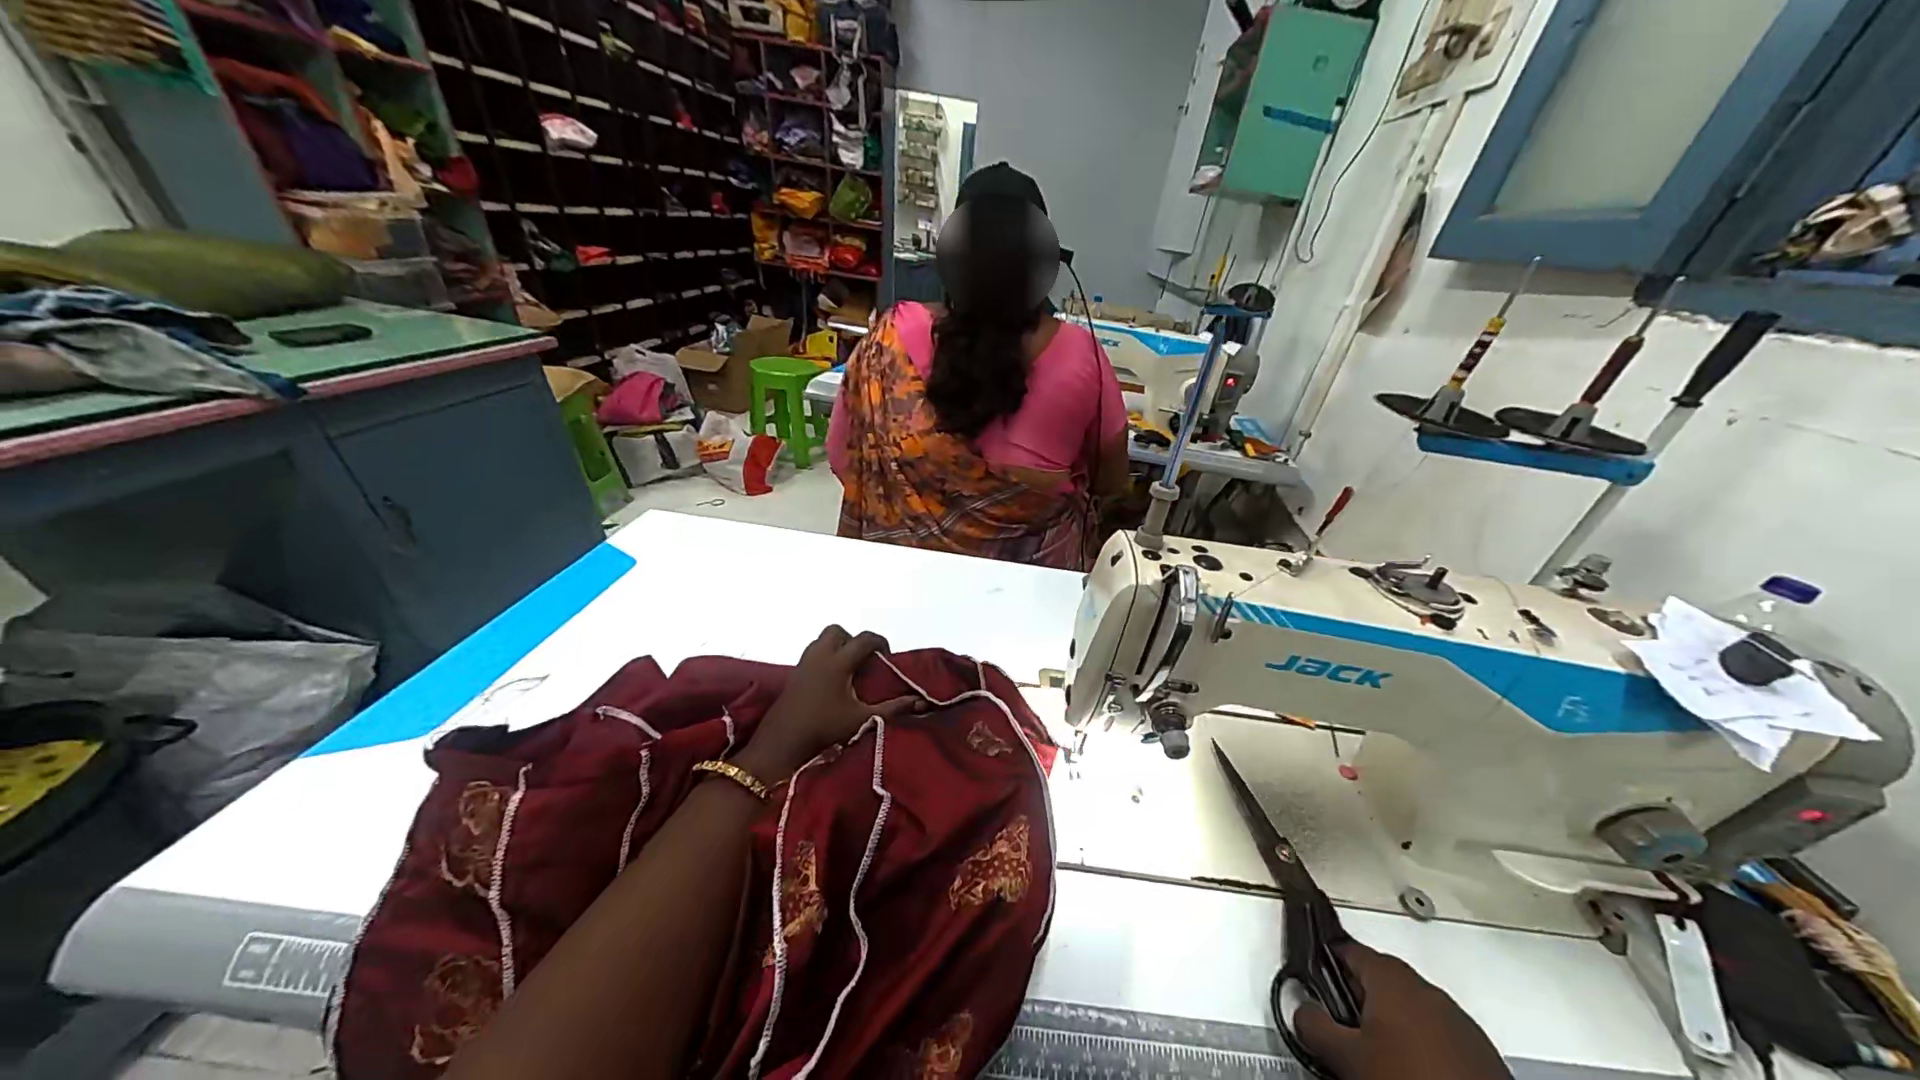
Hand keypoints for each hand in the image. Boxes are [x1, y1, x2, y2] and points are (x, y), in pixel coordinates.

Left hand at [734, 626, 923, 783]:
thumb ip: (893, 709)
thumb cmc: (823, 729)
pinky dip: (826, 658)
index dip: (880, 643)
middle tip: (864, 661)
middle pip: (837, 631)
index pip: (864, 639)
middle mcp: (819, 656)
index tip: (888, 658)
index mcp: (837, 662)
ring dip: (838, 647)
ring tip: (850, 670)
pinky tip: (833, 682)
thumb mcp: (862, 719)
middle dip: (853, 640)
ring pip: (822, 640)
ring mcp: (804, 663)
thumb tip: (920, 703)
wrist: (782, 742)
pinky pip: (813, 653)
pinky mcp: (794, 674)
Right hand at [1291, 943, 1510, 1079]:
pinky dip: (1420, 1043)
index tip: (1315, 974)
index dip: (1327, 960)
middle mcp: (1428, 992)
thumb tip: (1302, 1011)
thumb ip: (1315, 1025)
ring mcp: (1459, 1022)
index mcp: (1393, 980)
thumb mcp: (1348, 1058)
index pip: (1349, 950)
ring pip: (1410, 1008)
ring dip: (1390, 1021)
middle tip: (1340, 1023)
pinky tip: (1411, 1070)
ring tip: (1376, 1055)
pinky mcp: (1480, 1053)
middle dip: (1357, 996)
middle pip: (1380, 978)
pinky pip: (1438, 1034)